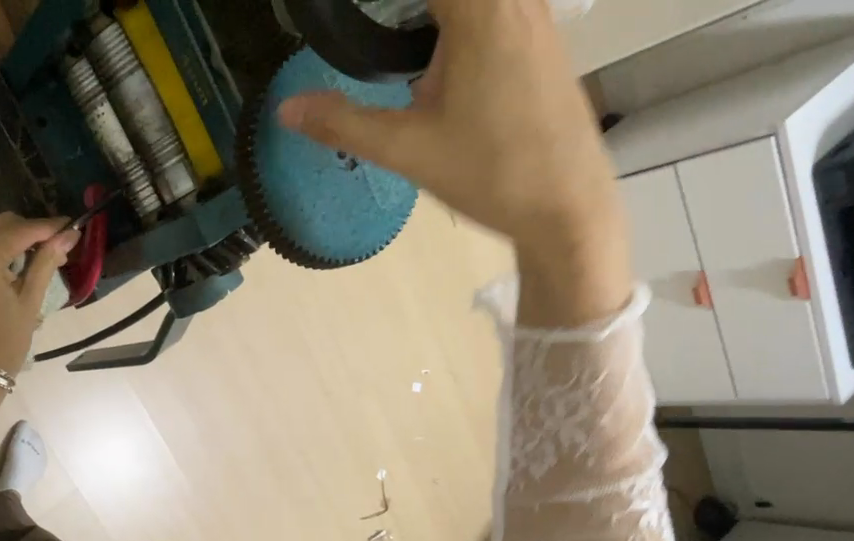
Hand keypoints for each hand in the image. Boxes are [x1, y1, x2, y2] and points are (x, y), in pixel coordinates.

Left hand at [0, 213, 78, 379]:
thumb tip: (70, 234)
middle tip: (49, 243)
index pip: (20, 231)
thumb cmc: (6, 340)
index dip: (47, 227)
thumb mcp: (30, 301)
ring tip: (26, 252)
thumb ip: (46, 262)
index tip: (68, 226)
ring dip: (5, 235)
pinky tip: (1, 260)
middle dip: (26, 230)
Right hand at [278, 0, 630, 324]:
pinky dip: (462, 21)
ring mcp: (536, 18)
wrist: (568, 207)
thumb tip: (285, 108)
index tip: (355, 16)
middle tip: (373, 26)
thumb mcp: (407, 150)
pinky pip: (499, 8)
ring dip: (434, 17)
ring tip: (395, 34)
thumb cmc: (490, 174)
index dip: (385, 5)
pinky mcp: (543, 41)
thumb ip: (343, 124)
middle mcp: (516, 1)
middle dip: (407, 13)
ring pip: (478, 2)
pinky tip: (436, 54)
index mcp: (482, 12)